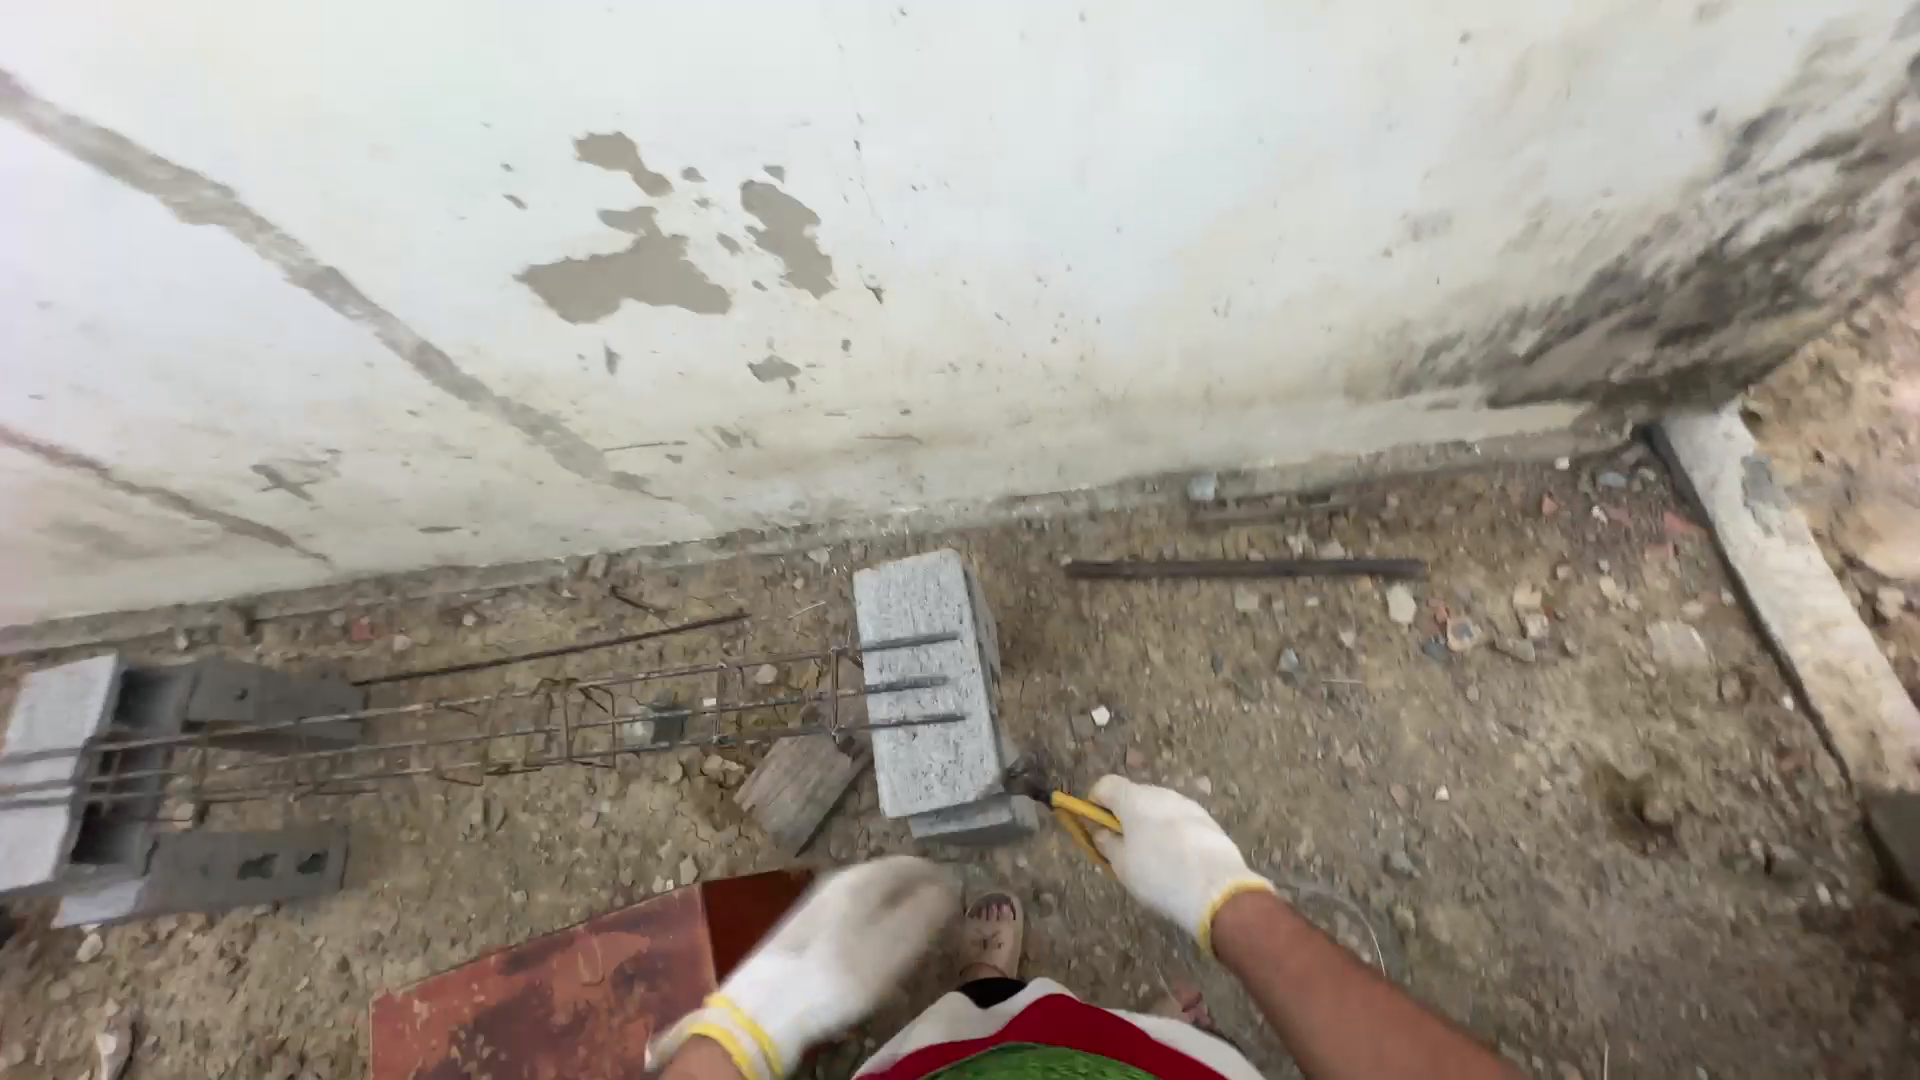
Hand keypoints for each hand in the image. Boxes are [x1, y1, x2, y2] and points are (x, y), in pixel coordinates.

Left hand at [647, 856, 960, 1079]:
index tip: (957, 914)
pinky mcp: (807, 929)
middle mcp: (843, 878)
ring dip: (897, 920)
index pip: (917, 864)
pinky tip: (870, 965)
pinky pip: (854, 921)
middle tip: (936, 934)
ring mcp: (822, 901)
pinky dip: (873, 935)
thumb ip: (927, 912)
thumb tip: (949, 888)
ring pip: (874, 901)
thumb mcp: (896, 945)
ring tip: (908, 954)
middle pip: (894, 881)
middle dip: (919, 903)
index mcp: (867, 875)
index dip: (942, 885)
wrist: (766, 1009)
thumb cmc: (839, 975)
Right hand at [1089, 775, 1275, 954]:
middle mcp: (1160, 793)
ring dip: (1150, 825)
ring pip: (1159, 809)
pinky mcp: (1208, 820)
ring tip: (1155, 860)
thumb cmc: (1159, 874)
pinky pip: (1180, 822)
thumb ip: (1106, 843)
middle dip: (1125, 817)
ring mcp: (1187, 805)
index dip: (1095, 803)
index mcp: (1133, 798)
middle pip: (1133, 796)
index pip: (1105, 785)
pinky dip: (1173, 834)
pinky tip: (1180, 862)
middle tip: (1124, 848)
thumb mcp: (1121, 865)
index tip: (1096, 827)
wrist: (1217, 889)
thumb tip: (1101, 831)